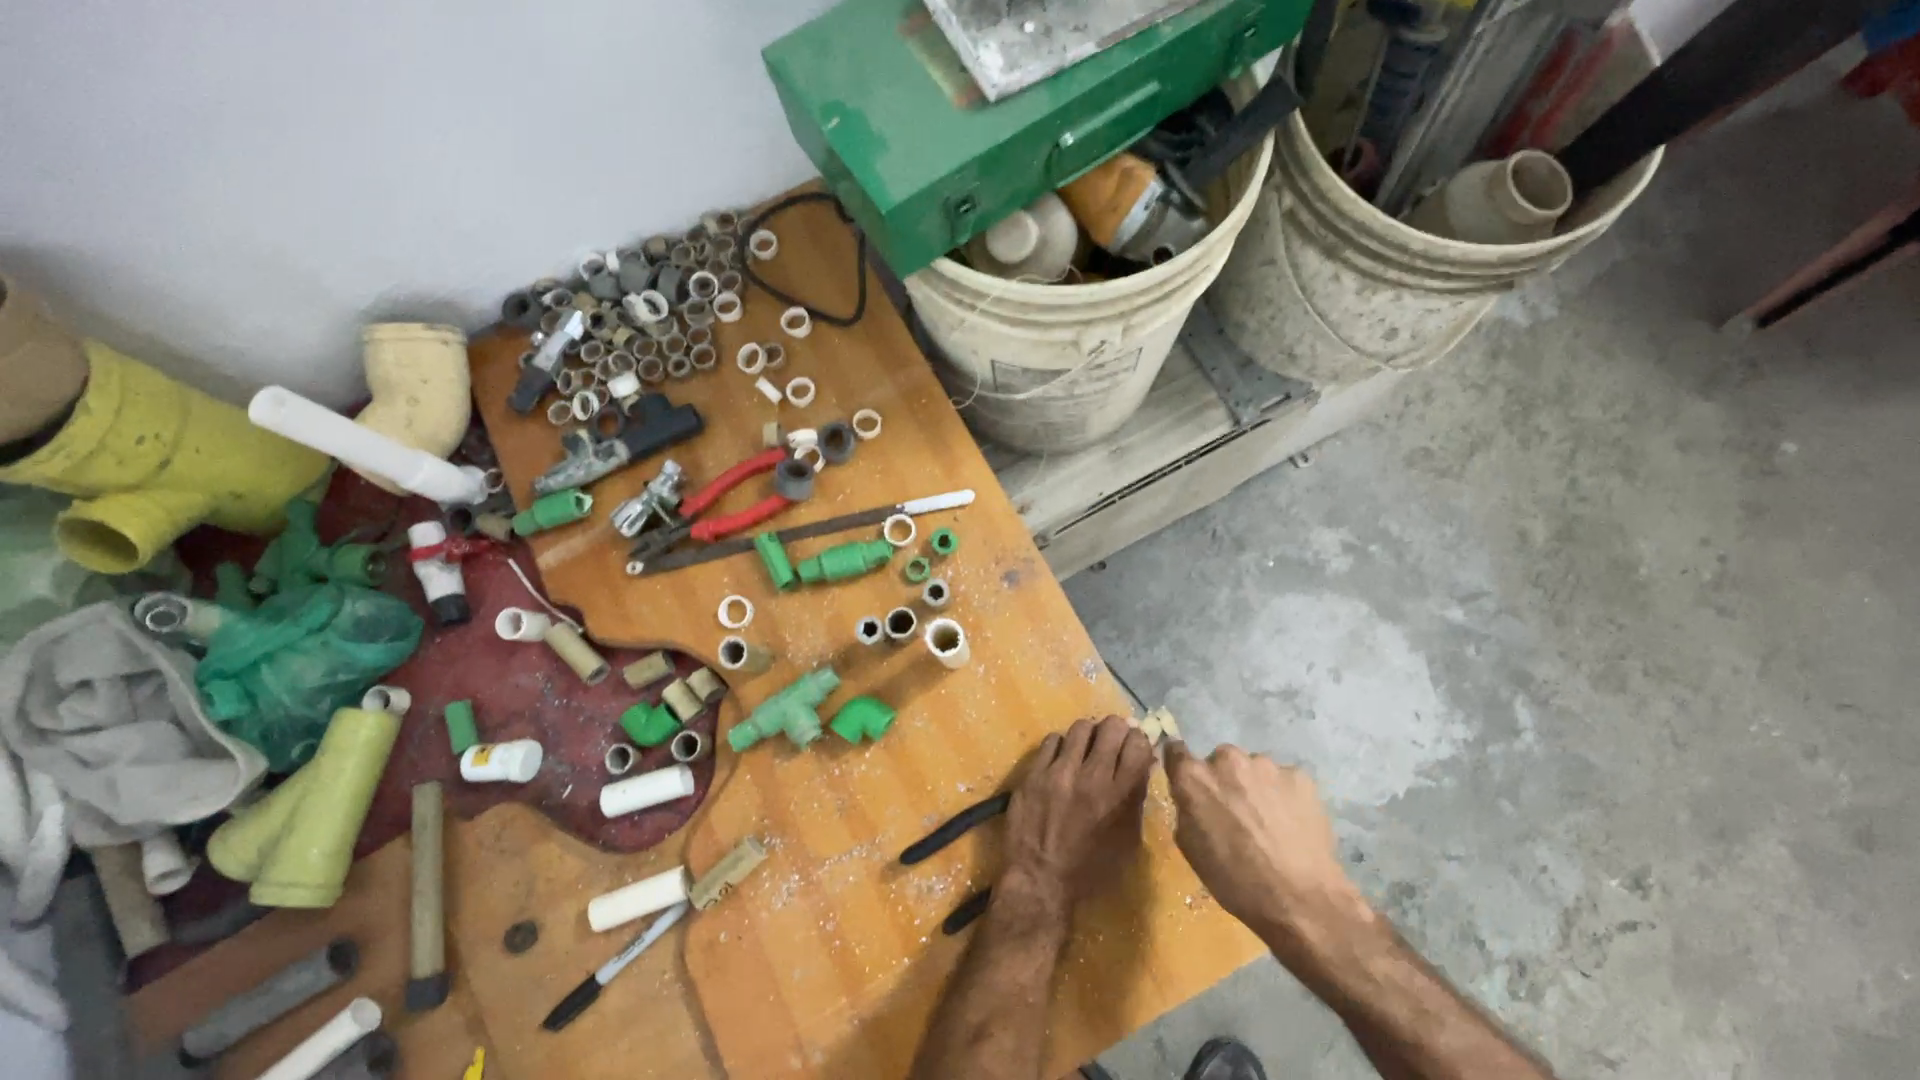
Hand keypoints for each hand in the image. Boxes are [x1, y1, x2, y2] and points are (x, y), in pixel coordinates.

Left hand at [999, 716, 1155, 915]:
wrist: (1040, 878)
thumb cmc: (1090, 868)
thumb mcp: (1127, 840)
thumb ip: (1136, 800)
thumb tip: (1142, 766)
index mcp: (1119, 795)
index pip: (1138, 744)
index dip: (1139, 739)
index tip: (1134, 744)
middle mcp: (1091, 776)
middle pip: (1111, 728)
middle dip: (1116, 729)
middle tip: (1112, 738)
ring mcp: (1060, 772)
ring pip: (1080, 728)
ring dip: (1088, 734)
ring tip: (1085, 747)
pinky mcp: (1034, 773)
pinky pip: (1051, 740)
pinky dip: (1061, 745)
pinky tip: (1061, 758)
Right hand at [1163, 742, 1369, 946]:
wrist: (1299, 899)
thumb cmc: (1235, 880)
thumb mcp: (1190, 847)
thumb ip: (1186, 809)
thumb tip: (1192, 796)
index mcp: (1193, 777)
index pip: (1176, 751)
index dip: (1182, 764)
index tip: (1190, 779)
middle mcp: (1227, 760)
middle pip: (1221, 761)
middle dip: (1225, 780)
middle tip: (1236, 812)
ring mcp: (1267, 765)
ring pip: (1255, 769)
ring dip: (1255, 786)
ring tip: (1269, 821)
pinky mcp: (1300, 776)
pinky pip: (1284, 780)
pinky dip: (1284, 795)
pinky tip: (1291, 824)